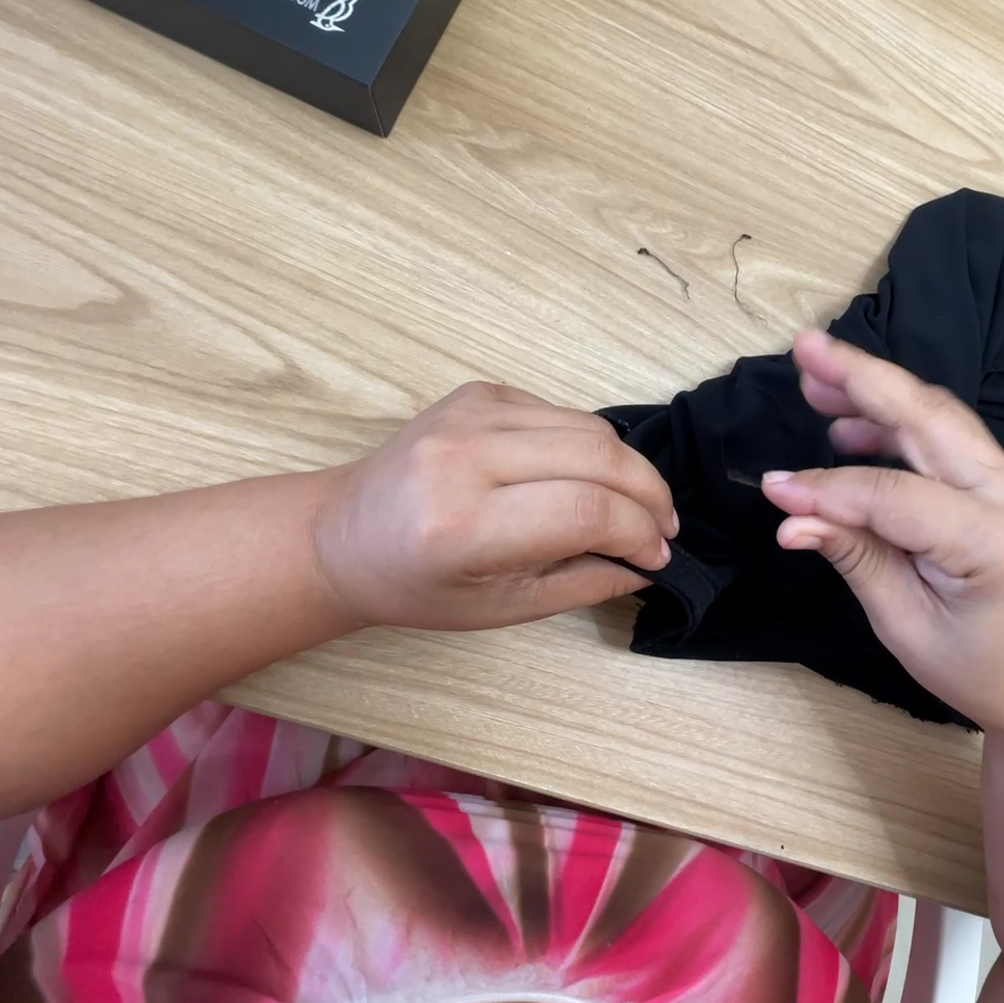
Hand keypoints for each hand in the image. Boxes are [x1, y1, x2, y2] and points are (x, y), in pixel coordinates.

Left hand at [312, 381, 678, 630]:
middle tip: (665, 527)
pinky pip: (564, 415)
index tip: (657, 557)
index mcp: (463, 524)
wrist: (338, 534)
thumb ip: (584, 584)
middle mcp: (465, 456)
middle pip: (599, 456)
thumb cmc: (417, 587)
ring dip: (629, 469)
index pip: (586, 510)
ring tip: (638, 505)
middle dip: (651, 494)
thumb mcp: (502, 609)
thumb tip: (648, 565)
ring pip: (591, 428)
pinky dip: (592, 448)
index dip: (638, 532)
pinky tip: (586, 478)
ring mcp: (470, 413)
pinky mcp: (478, 393)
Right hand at [761, 330, 1003, 733]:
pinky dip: (898, 421)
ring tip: (817, 377)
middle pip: (926, 419)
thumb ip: (852, 556)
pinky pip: (945, 436)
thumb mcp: (904, 624)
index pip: (893, 494)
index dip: (827, 487)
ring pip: (937, 416)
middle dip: (863, 378)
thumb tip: (789, 516)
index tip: (773, 487)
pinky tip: (853, 425)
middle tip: (806, 346)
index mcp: (991, 541)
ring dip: (877, 390)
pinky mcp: (1002, 481)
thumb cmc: (978, 668)